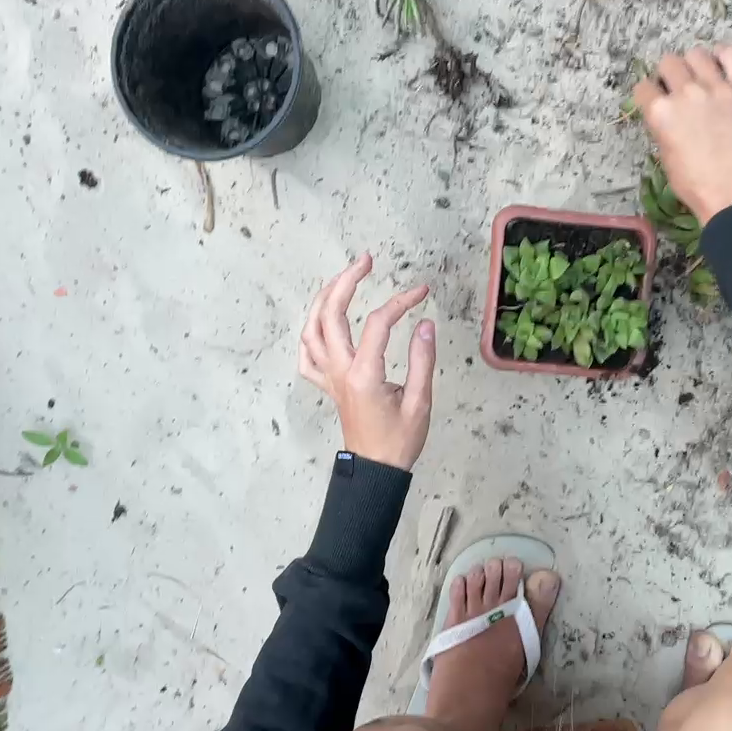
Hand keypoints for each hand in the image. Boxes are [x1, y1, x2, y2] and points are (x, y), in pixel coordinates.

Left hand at [298, 253, 436, 470]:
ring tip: (342, 279)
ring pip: (311, 330)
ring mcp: (329, 378)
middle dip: (345, 281)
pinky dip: (310, 333)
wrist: (376, 470)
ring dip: (323, 299)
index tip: (422, 291)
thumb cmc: (400, 440)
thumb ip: (422, 361)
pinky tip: (322, 323)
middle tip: (365, 260)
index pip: (379, 323)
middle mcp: (340, 371)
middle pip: (330, 315)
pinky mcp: (327, 386)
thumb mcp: (420, 402)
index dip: (401, 302)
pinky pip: (307, 356)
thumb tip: (425, 323)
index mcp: (364, 374)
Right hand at [633, 46, 731, 224]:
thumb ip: (663, 126)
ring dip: (693, 63)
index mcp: (661, 113)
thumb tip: (667, 112)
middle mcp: (685, 93)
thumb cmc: (694, 184)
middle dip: (668, 74)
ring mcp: (717, 87)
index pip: (643, 87)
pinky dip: (723, 55)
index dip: (648, 94)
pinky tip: (721, 66)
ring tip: (700, 76)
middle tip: (677, 88)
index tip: (656, 100)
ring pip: (697, 53)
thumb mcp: (665, 156)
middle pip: (668, 62)